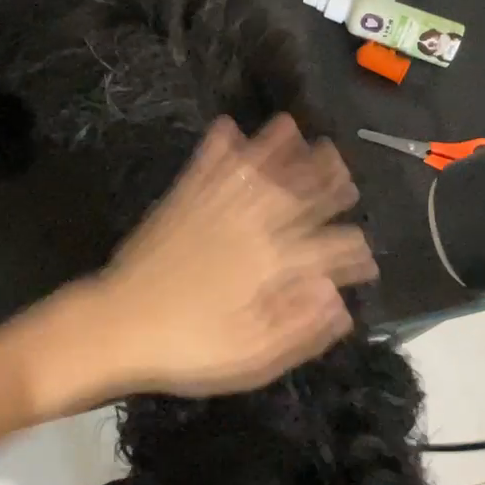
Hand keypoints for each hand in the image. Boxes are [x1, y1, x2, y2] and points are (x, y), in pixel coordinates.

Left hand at [86, 114, 375, 397]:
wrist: (118, 327)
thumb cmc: (190, 350)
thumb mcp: (254, 356)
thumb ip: (301, 327)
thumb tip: (338, 299)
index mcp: (275, 265)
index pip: (329, 249)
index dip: (354, 253)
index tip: (367, 259)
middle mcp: (251, 227)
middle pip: (299, 195)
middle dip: (327, 181)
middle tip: (347, 172)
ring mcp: (214, 210)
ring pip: (256, 171)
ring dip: (278, 149)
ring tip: (295, 127)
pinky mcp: (180, 204)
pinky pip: (205, 167)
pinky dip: (219, 146)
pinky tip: (228, 128)